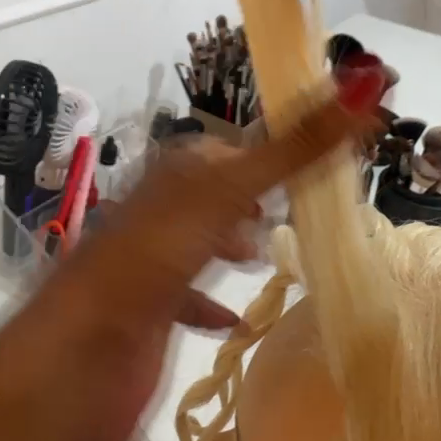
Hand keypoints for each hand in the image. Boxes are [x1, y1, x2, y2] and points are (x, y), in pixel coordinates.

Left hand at [15, 68, 384, 440]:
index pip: (223, 151)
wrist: (76, 362)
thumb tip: (364, 79)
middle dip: (249, 199)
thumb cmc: (151, 262)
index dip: (266, 153)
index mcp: (171, 177)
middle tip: (291, 214)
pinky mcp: (146, 318)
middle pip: (211, 196)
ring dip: (227, 243)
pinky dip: (211, 304)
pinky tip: (234, 320)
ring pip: (197, 243)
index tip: (313, 166)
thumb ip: (292, 147)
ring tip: (263, 256)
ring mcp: (149, 266)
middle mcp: (157, 214)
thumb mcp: (225, 194)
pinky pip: (185, 301)